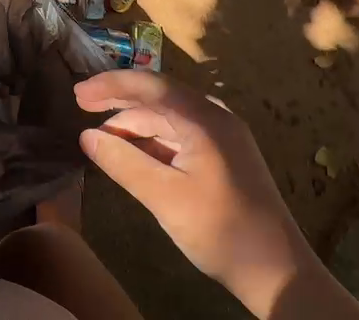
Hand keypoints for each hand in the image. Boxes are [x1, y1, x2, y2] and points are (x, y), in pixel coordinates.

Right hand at [74, 70, 358, 318]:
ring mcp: (223, 136)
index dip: (110, 85)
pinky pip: (180, 132)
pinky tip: (133, 151)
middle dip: (118, 99)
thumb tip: (87, 136)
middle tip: (81, 105)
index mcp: (205, 119)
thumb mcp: (164, 198)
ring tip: (101, 135)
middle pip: (158, 95)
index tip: (78, 95)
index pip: (149, 85)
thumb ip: (123, 163)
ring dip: (134, 121)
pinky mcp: (225, 155)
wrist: (280, 274)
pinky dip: (152, 137)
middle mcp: (216, 117)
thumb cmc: (221, 231)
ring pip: (168, 115)